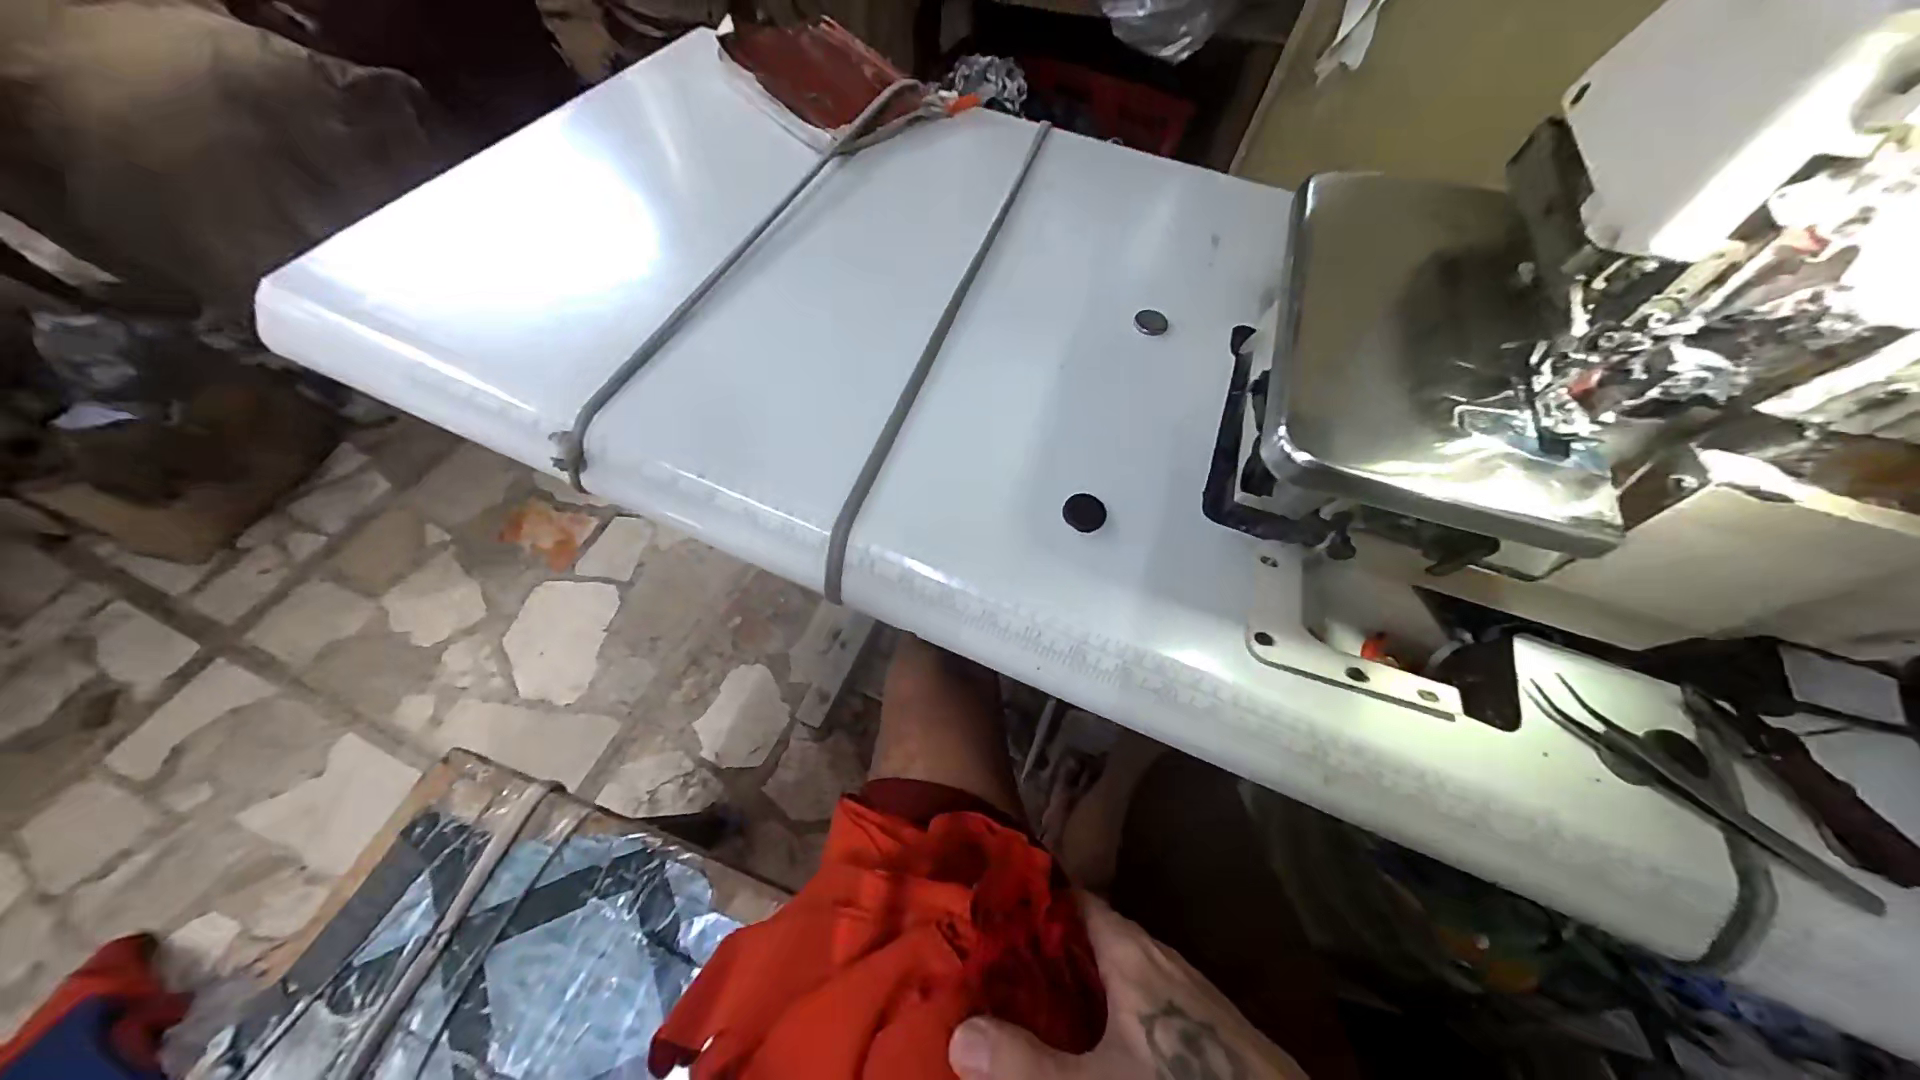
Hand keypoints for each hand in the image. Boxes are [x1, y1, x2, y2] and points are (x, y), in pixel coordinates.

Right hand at [948, 895, 1308, 1079]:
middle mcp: (1163, 962)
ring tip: (1043, 1000)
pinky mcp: (1212, 1033)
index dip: (1037, 899)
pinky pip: (1150, 1003)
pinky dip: (1119, 1010)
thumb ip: (1024, 1062)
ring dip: (1087, 981)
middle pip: (1098, 936)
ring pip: (1125, 972)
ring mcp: (1193, 997)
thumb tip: (960, 1035)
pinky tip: (1104, 1043)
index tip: (998, 907)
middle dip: (1054, 946)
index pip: (1077, 900)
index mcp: (1133, 954)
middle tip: (1005, 962)